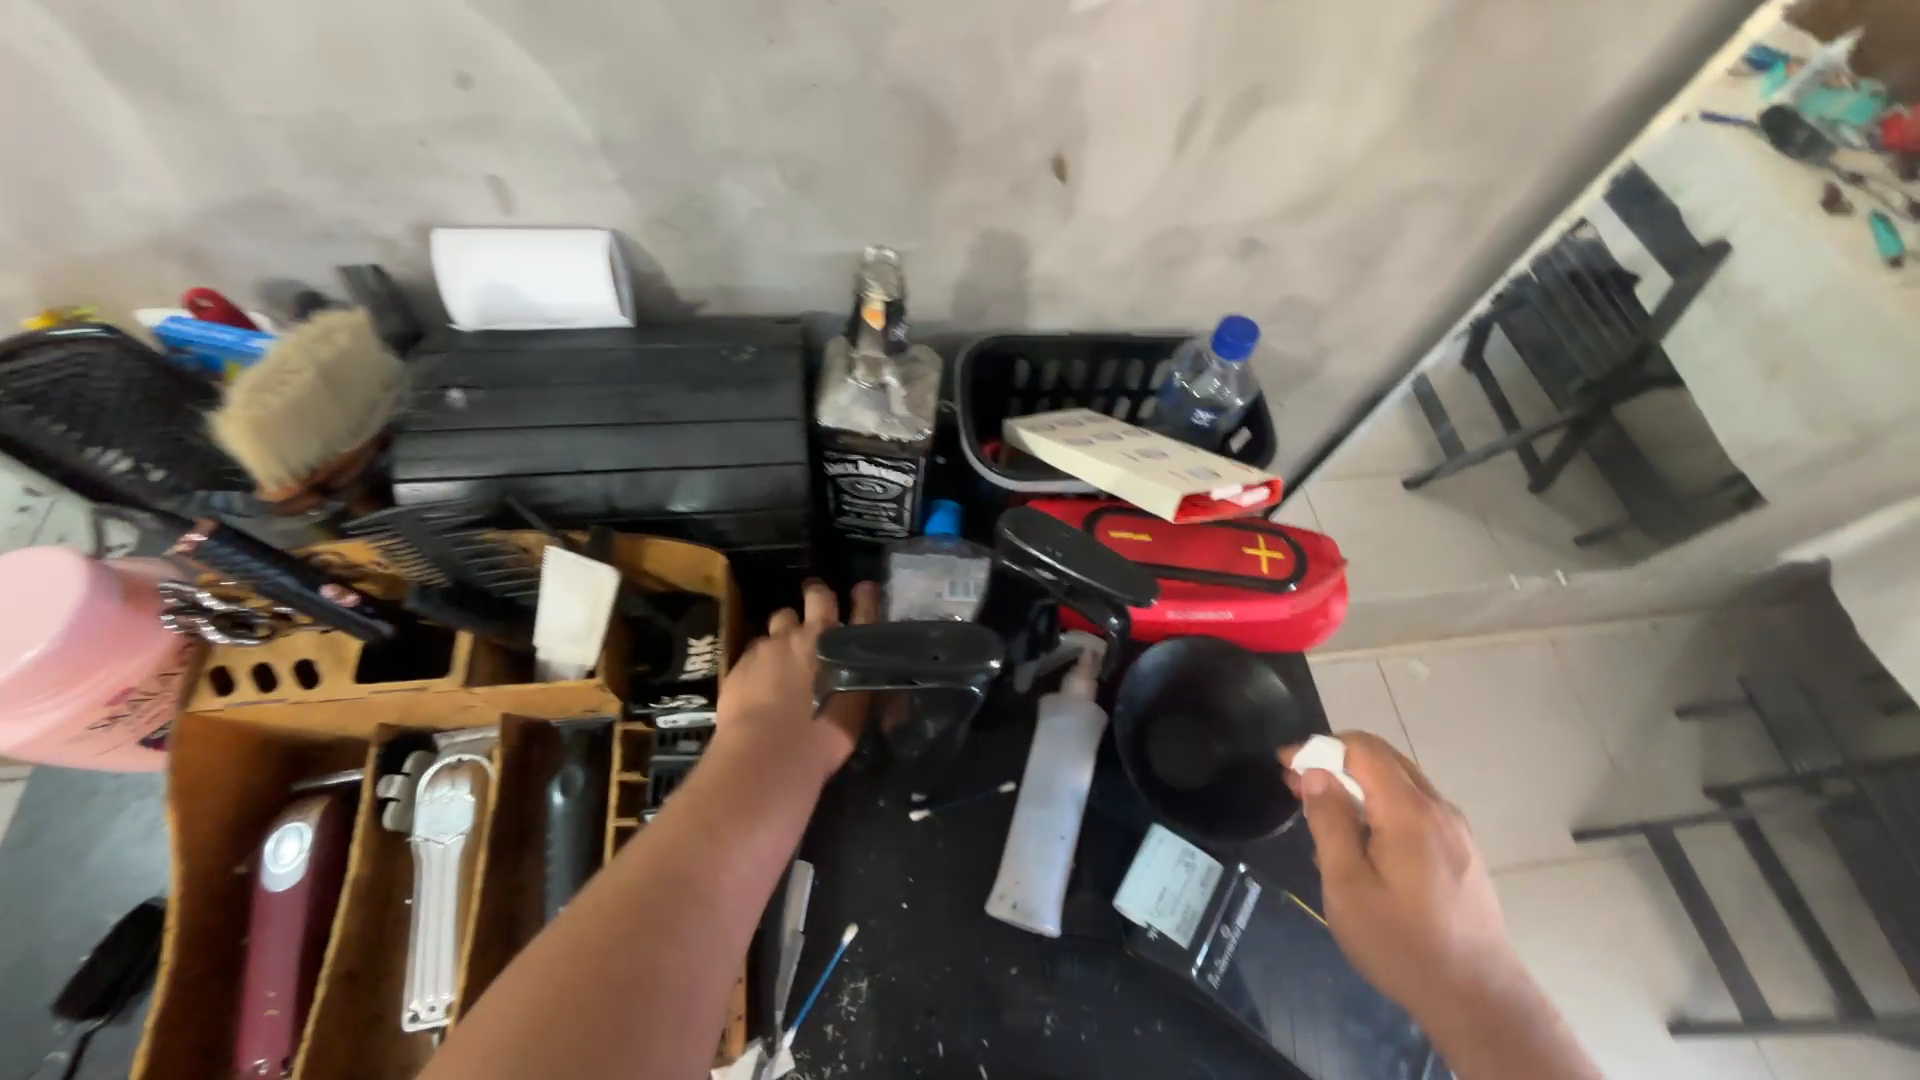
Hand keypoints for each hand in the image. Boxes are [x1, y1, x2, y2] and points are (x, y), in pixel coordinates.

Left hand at [712, 580, 878, 780]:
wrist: (768, 752)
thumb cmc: (822, 739)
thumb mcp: (853, 714)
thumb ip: (855, 688)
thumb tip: (858, 684)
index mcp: (843, 648)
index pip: (864, 611)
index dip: (865, 598)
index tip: (864, 589)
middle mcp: (810, 635)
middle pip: (817, 595)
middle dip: (817, 594)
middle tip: (817, 601)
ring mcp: (773, 643)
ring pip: (781, 618)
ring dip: (786, 628)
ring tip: (784, 646)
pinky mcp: (744, 659)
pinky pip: (756, 647)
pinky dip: (761, 657)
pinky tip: (759, 677)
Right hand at [1279, 733, 1522, 1020]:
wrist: (1478, 999)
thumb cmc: (1401, 943)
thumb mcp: (1348, 885)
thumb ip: (1330, 823)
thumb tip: (1316, 774)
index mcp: (1409, 812)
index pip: (1363, 749)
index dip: (1319, 747)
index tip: (1286, 765)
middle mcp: (1439, 810)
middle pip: (1385, 758)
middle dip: (1336, 760)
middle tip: (1298, 785)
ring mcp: (1456, 831)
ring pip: (1402, 782)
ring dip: (1359, 782)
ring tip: (1324, 810)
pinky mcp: (1462, 853)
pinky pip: (1416, 807)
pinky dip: (1382, 803)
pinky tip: (1363, 839)